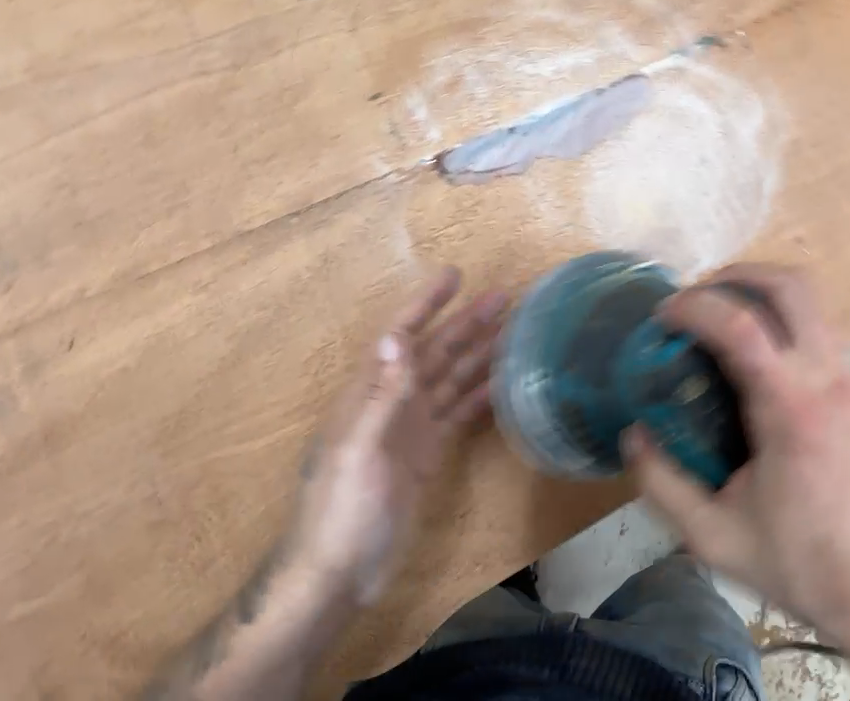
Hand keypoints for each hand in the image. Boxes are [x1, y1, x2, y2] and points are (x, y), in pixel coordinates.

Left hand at [286, 267, 506, 604]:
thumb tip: (397, 337)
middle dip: (465, 322)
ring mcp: (411, 429)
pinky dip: (480, 395)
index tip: (454, 275)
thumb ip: (383, 394)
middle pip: (434, 352)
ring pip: (451, 379)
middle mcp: (392, 403)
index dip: (425, 304)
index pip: (400, 336)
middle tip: (503, 296)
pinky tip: (503, 381)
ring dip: (478, 352)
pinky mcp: (426, 454)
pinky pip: (458, 414)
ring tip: (512, 329)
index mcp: (369, 395)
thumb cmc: (341, 511)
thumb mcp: (360, 450)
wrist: (337, 573)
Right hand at [622, 264, 849, 651]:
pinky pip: (829, 348)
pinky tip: (772, 387)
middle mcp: (834, 379)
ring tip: (729, 337)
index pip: (741, 325)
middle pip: (792, 286)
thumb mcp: (715, 538)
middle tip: (702, 294)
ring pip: (814, 312)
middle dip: (741, 275)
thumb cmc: (803, 566)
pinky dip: (792, 344)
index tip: (664, 314)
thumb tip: (633, 434)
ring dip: (767, 307)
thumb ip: (663, 482)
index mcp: (793, 409)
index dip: (695, 306)